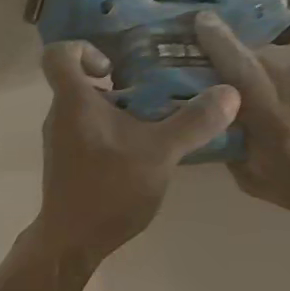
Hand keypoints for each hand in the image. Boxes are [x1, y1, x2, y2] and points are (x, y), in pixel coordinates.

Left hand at [32, 41, 241, 259]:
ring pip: (87, 110)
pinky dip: (113, 133)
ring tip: (156, 123)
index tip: (114, 67)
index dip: (84, 49)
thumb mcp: (160, 153)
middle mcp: (60, 115)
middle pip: (81, 82)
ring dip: (120, 110)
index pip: (59, 54)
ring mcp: (61, 141)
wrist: (72, 241)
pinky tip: (143, 153)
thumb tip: (230, 92)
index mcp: (73, 101)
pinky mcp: (67, 162)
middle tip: (154, 92)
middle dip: (119, 83)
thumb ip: (194, 122)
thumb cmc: (109, 189)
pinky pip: (89, 132)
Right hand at [193, 11, 289, 226]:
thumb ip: (236, 154)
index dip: (219, 42)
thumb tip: (223, 133)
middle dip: (246, 69)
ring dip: (282, 90)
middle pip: (261, 64)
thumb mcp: (261, 183)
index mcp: (272, 114)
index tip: (204, 18)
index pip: (239, 68)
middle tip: (241, 89)